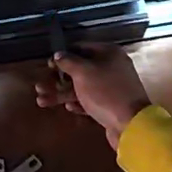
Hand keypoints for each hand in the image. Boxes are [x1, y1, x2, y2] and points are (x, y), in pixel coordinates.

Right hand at [34, 43, 150, 147]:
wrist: (131, 124)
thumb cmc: (105, 92)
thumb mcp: (83, 72)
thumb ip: (68, 61)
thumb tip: (59, 54)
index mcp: (108, 53)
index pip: (81, 48)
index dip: (62, 56)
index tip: (48, 65)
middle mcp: (112, 67)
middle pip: (80, 70)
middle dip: (58, 79)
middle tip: (40, 87)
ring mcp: (112, 87)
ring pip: (83, 87)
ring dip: (62, 93)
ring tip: (42, 101)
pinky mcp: (111, 105)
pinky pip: (91, 100)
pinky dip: (79, 102)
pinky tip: (68, 108)